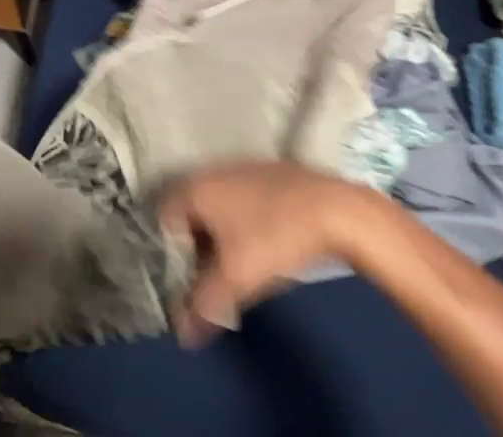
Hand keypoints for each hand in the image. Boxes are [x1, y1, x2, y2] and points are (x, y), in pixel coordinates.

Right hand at [158, 161, 395, 347]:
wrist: (339, 211)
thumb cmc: (275, 238)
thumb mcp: (235, 279)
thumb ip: (204, 306)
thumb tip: (183, 333)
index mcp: (195, 188)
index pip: (162, 219)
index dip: (167, 254)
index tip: (182, 281)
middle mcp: (213, 171)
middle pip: (189, 212)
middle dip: (194, 246)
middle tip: (206, 278)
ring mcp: (244, 167)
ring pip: (218, 205)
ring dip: (220, 234)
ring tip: (235, 266)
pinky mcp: (272, 173)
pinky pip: (243, 200)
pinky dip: (243, 222)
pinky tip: (263, 244)